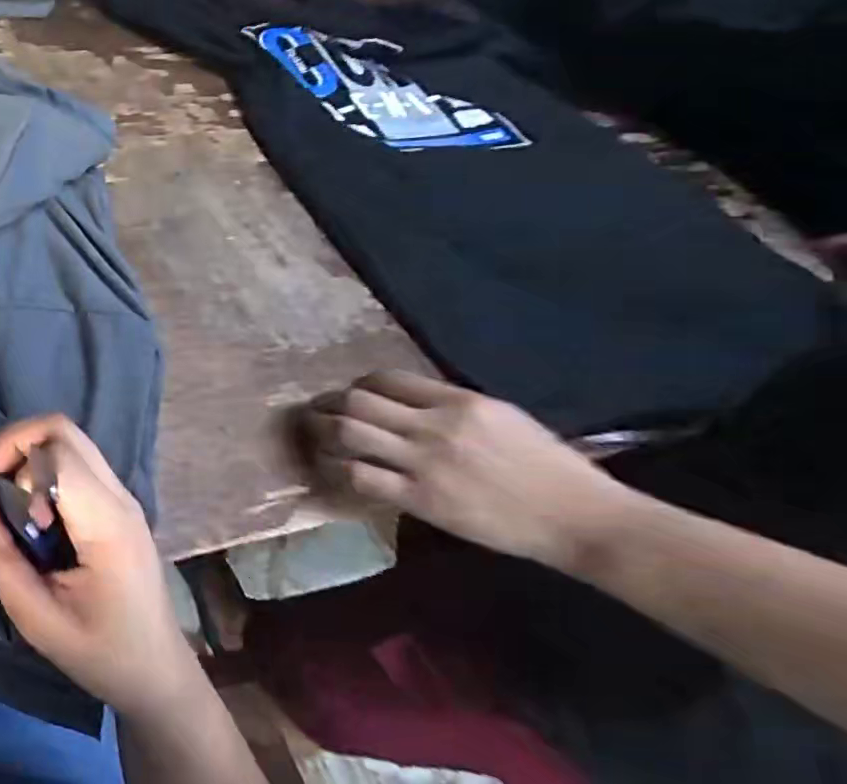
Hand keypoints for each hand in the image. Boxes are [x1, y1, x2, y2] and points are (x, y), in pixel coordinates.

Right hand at [0, 415, 202, 721]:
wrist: (159, 676)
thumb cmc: (100, 652)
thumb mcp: (35, 617)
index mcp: (104, 523)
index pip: (58, 450)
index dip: (14, 450)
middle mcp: (120, 498)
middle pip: (64, 430)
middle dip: (19, 440)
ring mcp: (124, 498)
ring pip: (71, 440)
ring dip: (32, 452)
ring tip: (12, 494)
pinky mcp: (120, 505)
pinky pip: (78, 460)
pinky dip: (47, 466)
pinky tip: (36, 507)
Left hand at [306, 369, 638, 569]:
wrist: (587, 521)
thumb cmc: (553, 470)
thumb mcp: (504, 419)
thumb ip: (452, 406)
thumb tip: (407, 401)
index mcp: (459, 401)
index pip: (386, 379)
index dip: (358, 385)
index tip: (349, 395)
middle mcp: (436, 424)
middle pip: (356, 400)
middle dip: (329, 403)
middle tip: (316, 412)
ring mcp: (425, 461)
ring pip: (348, 432)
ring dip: (322, 431)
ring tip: (313, 435)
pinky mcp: (421, 497)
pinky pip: (359, 475)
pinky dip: (337, 469)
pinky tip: (331, 470)